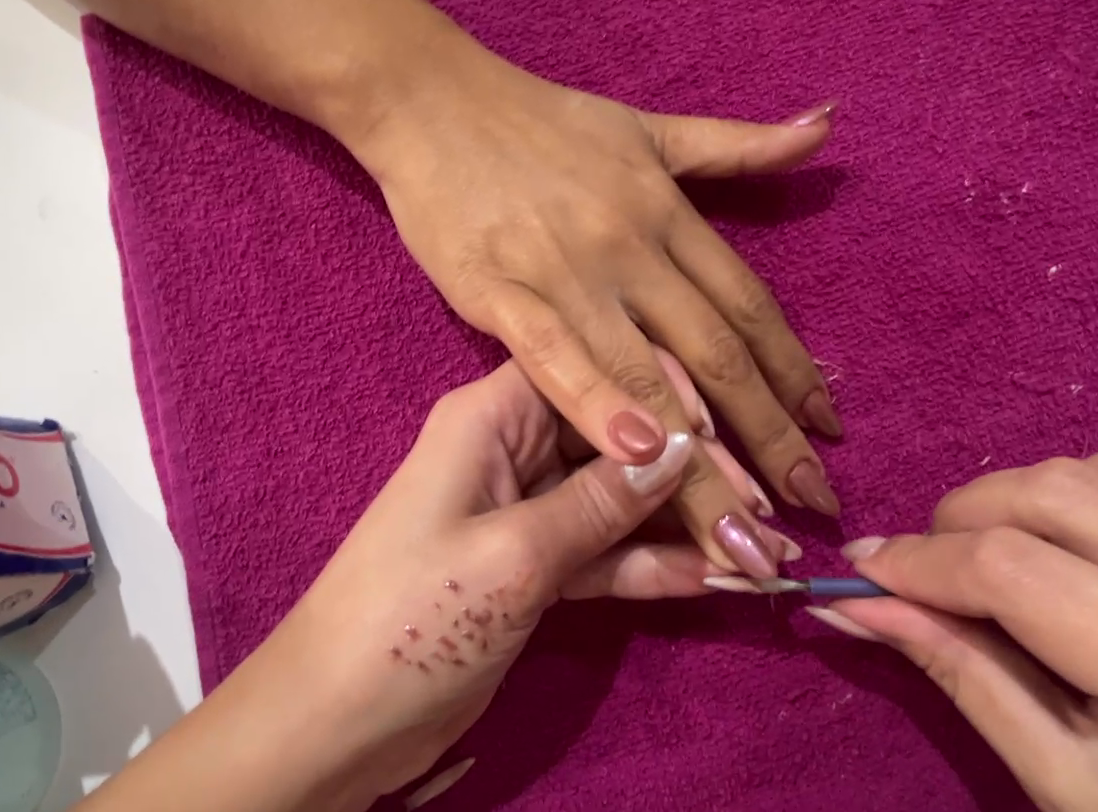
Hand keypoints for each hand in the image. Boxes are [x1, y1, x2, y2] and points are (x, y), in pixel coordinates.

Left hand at [85, 358, 734, 811]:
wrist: (333, 722)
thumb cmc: (411, 620)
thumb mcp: (514, 556)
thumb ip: (601, 500)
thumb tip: (683, 443)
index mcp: (489, 416)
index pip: (589, 375)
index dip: (659, 393)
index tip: (730, 424)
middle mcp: (509, 447)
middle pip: (612, 439)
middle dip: (685, 473)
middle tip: (764, 510)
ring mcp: (522, 508)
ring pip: (613, 500)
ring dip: (678, 526)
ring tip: (756, 552)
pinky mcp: (530, 563)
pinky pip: (599, 550)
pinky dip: (644, 565)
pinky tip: (706, 579)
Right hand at [355, 54, 841, 580]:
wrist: (434, 104)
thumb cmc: (541, 120)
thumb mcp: (647, 126)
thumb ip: (735, 145)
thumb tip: (827, 126)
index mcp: (666, 213)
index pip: (747, 306)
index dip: (793, 372)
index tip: (829, 430)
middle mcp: (629, 248)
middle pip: (713, 353)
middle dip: (768, 435)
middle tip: (813, 503)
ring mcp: (565, 272)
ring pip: (646, 373)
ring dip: (698, 457)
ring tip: (742, 526)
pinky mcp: (499, 292)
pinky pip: (556, 358)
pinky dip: (600, 406)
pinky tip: (639, 459)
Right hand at [811, 426, 1097, 811]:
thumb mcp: (1074, 792)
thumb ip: (962, 674)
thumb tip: (852, 600)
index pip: (1021, 575)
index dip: (924, 560)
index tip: (871, 566)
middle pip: (1068, 492)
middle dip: (970, 513)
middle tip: (941, 559)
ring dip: (1063, 488)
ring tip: (1053, 551)